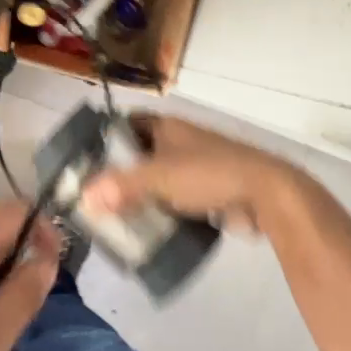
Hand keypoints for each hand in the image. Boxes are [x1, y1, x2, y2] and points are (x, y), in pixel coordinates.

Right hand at [82, 114, 298, 233]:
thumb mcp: (158, 177)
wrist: (266, 194)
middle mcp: (181, 140)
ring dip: (145, 194)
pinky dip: (167, 211)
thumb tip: (84, 198)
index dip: (107, 136)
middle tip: (97, 193)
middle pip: (143, 152)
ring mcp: (200, 166)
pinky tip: (151, 228)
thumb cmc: (208, 173)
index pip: (128, 122)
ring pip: (162, 177)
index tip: (87, 158)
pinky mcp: (214, 191)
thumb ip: (121, 186)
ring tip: (118, 214)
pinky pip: (181, 199)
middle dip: (123, 171)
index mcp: (167, 126)